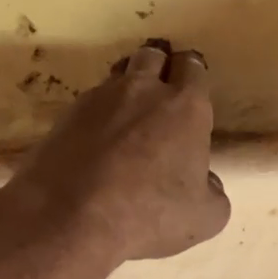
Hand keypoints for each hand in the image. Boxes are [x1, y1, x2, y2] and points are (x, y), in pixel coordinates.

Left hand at [0, 40, 231, 266]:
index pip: (192, 68)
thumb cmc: (150, 216)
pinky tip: (98, 142)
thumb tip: (205, 181)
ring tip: (129, 116)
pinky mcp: (65, 116)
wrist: (68, 222)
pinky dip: (99, 115)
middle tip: (163, 94)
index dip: (193, 75)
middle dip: (160, 68)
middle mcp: (142, 91)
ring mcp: (99, 100)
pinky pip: (89, 104)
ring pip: (118, 75)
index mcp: (185, 108)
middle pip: (152, 57)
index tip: (193, 89)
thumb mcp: (206, 217)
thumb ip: (213, 191)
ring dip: (128, 88)